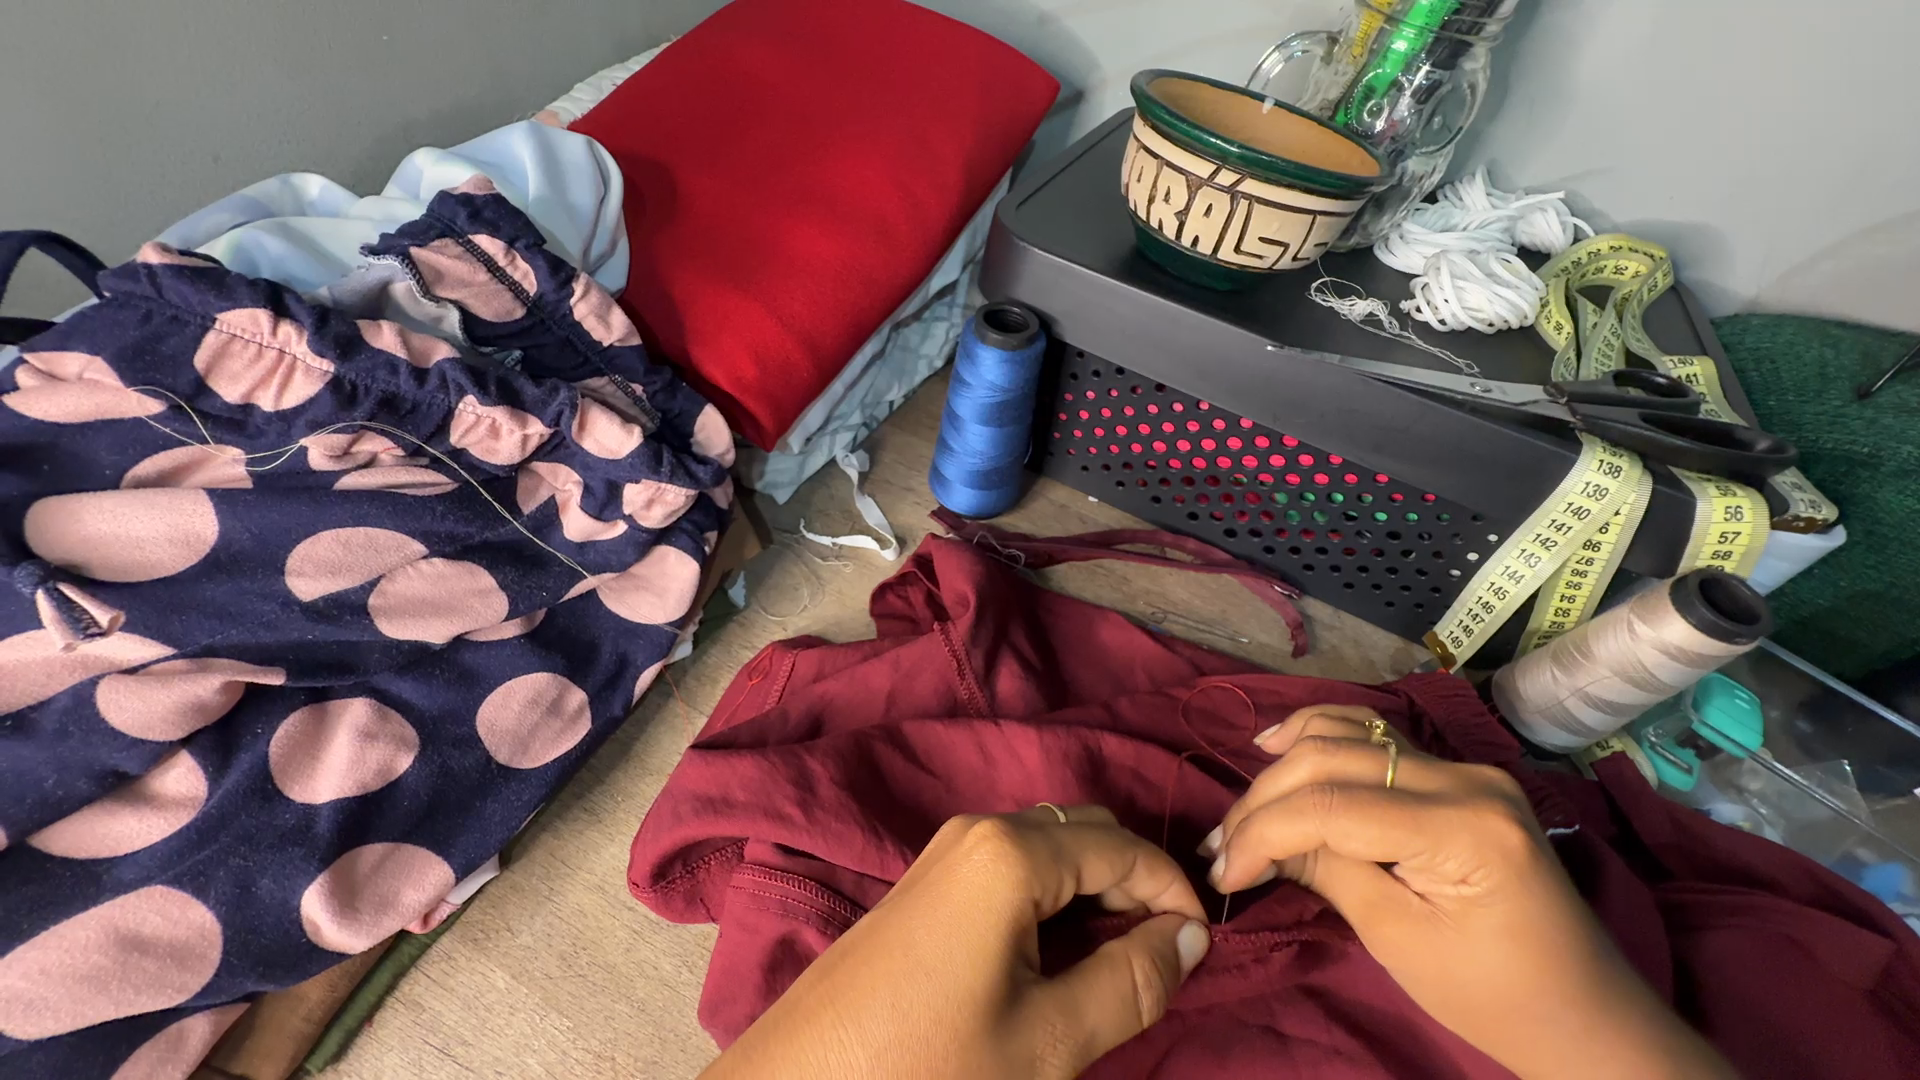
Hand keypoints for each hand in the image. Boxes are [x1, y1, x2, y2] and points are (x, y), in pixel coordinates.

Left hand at [702, 805, 1211, 1079]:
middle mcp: (979, 829)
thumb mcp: (1049, 1039)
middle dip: (1134, 882)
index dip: (1173, 891)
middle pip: (1085, 831)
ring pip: (1050, 843)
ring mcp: (947, 848)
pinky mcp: (929, 876)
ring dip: (1093, 887)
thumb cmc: (932, 1062)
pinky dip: (1053, 892)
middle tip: (1157, 954)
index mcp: (1010, 851)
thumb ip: (1131, 981)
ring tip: (1112, 956)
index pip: (1123, 848)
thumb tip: (1190, 937)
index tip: (1200, 947)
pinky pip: (1012, 862)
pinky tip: (1055, 948)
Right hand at [1203, 704, 1734, 1079]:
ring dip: (1283, 764)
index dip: (1261, 832)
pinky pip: (1372, 736)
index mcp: (1463, 828)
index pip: (1330, 806)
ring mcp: (1464, 767)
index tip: (1222, 872)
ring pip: (1345, 733)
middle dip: (1263, 802)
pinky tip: (1279, 743)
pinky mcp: (1456, 772)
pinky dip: (1319, 734)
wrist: (1588, 1016)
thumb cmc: (1494, 998)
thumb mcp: (1397, 941)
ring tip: (1241, 806)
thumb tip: (1253, 843)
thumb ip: (1324, 871)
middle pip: (1329, 759)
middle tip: (1221, 847)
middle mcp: (1465, 777)